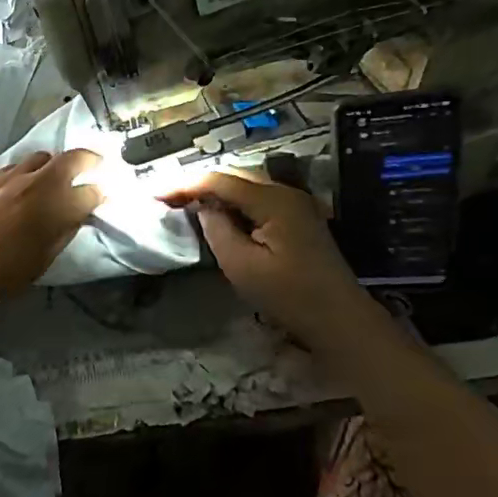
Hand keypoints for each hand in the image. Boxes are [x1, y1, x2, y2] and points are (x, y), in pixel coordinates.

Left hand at [0, 150, 103, 299]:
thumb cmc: (11, 271)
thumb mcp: (49, 254)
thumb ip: (68, 227)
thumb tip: (81, 211)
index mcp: (55, 208)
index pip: (89, 191)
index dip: (99, 193)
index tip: (103, 195)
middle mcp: (36, 184)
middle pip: (70, 159)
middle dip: (87, 160)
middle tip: (94, 163)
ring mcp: (11, 178)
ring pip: (42, 157)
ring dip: (55, 163)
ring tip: (56, 175)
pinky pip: (17, 165)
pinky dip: (29, 170)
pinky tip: (26, 183)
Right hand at [160, 172, 370, 344]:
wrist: (341, 320)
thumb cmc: (291, 297)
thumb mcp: (243, 267)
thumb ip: (218, 230)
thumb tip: (204, 207)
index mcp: (273, 201)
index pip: (220, 180)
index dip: (184, 184)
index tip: (155, 194)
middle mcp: (286, 192)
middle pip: (234, 176)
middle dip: (198, 184)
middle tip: (166, 198)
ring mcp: (295, 203)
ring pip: (246, 186)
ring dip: (216, 192)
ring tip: (185, 203)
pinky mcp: (298, 217)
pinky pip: (258, 199)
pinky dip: (234, 202)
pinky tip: (218, 214)